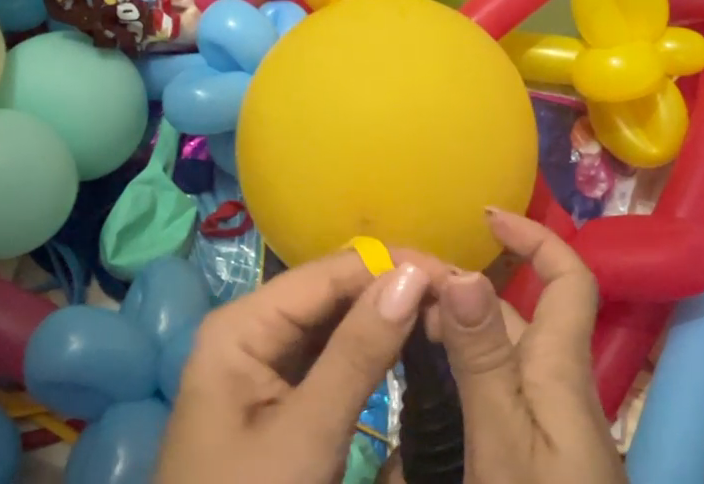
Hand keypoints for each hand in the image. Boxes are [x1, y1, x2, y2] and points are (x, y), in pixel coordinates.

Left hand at [158, 249, 437, 483]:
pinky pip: (331, 355)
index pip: (329, 272)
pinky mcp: (280, 394)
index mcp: (243, 324)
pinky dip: (371, 350)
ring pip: (336, 321)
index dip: (394, 268)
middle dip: (393, 291)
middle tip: (459, 303)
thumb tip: (412, 276)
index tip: (457, 280)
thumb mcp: (305, 435)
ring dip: (388, 317)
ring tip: (446, 318)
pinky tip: (411, 346)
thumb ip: (357, 354)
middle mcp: (253, 328)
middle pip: (332, 291)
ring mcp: (265, 361)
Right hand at [388, 208, 626, 483]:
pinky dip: (458, 370)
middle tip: (396, 287)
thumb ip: (483, 360)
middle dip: (460, 290)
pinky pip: (494, 390)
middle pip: (514, 315)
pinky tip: (422, 379)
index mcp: (559, 369)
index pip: (568, 278)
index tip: (484, 216)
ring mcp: (545, 422)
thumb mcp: (504, 441)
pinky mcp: (531, 451)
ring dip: (453, 330)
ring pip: (498, 355)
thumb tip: (461, 270)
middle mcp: (556, 385)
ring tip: (396, 323)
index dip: (534, 237)